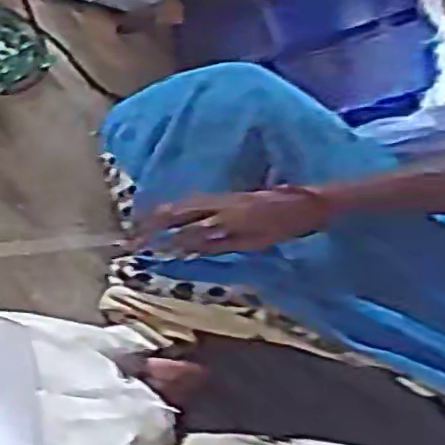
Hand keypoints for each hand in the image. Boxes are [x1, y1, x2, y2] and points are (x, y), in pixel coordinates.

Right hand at [133, 185, 332, 254]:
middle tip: (132, 237)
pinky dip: (170, 210)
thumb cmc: (284, 227)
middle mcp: (213, 205)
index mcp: (219, 218)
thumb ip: (213, 244)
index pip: (180, 230)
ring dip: (156, 216)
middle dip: (149, 224)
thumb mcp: (251, 242)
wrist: (312, 202)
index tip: (139, 248)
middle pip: (172, 213)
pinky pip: (187, 202)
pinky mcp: (222, 196)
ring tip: (141, 226)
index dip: (158, 240)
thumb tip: (180, 247)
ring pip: (178, 205)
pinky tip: (166, 215)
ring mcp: (217, 198)